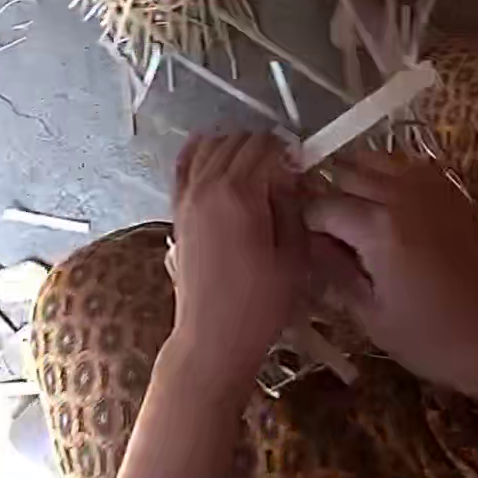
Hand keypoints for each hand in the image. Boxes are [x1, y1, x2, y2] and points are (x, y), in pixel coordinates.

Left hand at [167, 132, 305, 390]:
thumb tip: (288, 173)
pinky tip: (212, 150)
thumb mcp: (294, 254)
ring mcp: (188, 196)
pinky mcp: (177, 209)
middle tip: (284, 166)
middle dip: (264, 145)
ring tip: (255, 163)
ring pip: (210, 145)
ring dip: (235, 145)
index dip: (287, 149)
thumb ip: (291, 203)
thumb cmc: (260, 303)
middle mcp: (208, 186)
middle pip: (238, 141)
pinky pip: (183, 164)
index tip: (300, 163)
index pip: (265, 146)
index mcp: (240, 194)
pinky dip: (199, 150)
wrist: (213, 337)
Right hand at [307, 151, 477, 399]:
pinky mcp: (448, 189)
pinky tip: (385, 201)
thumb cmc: (432, 337)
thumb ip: (332, 269)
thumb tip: (306, 241)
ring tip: (351, 208)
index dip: (304, 222)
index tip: (301, 240)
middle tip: (324, 227)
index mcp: (376, 228)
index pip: (320, 205)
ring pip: (373, 158)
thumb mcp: (370, 315)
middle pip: (343, 172)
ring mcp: (427, 186)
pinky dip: (386, 173)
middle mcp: (399, 194)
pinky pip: (405, 163)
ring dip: (354, 177)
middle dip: (326, 195)